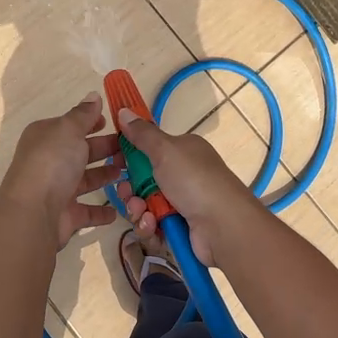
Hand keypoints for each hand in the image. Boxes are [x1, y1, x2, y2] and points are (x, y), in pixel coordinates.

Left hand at [0, 93, 123, 248]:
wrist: (34, 212)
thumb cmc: (52, 162)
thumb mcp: (69, 129)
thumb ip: (83, 114)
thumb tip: (93, 95)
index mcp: (46, 137)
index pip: (71, 126)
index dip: (92, 123)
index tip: (115, 124)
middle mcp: (49, 161)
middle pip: (81, 152)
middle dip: (105, 149)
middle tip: (132, 148)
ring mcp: (56, 190)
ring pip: (85, 180)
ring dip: (105, 176)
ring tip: (128, 173)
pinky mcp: (65, 215)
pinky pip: (87, 211)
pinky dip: (101, 211)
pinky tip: (118, 209)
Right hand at [115, 108, 265, 265]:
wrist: (223, 226)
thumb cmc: (194, 180)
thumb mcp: (165, 150)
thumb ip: (142, 134)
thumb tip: (124, 111)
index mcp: (182, 151)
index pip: (148, 148)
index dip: (129, 155)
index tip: (114, 160)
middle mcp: (182, 174)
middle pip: (142, 179)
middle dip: (130, 188)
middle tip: (127, 192)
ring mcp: (181, 202)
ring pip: (144, 203)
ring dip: (137, 208)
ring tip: (142, 212)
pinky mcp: (178, 226)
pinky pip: (152, 224)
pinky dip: (149, 225)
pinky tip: (153, 226)